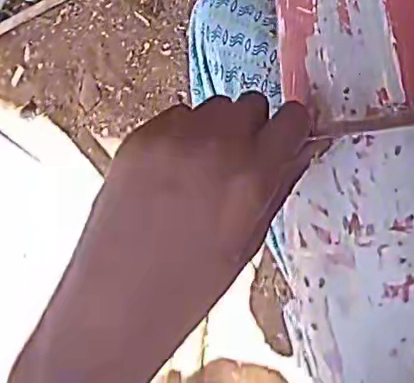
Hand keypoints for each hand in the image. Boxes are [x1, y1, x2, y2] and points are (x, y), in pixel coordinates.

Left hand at [15, 94, 314, 381]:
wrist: (110, 311)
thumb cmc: (189, 286)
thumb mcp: (250, 240)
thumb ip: (280, 183)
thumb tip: (302, 147)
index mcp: (252, 175)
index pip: (293, 116)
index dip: (290, 130)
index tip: (283, 139)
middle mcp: (218, 145)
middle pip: (253, 103)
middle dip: (251, 127)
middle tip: (235, 160)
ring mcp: (176, 136)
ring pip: (216, 105)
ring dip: (216, 127)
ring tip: (198, 168)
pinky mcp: (140, 136)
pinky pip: (178, 114)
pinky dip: (181, 134)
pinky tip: (169, 171)